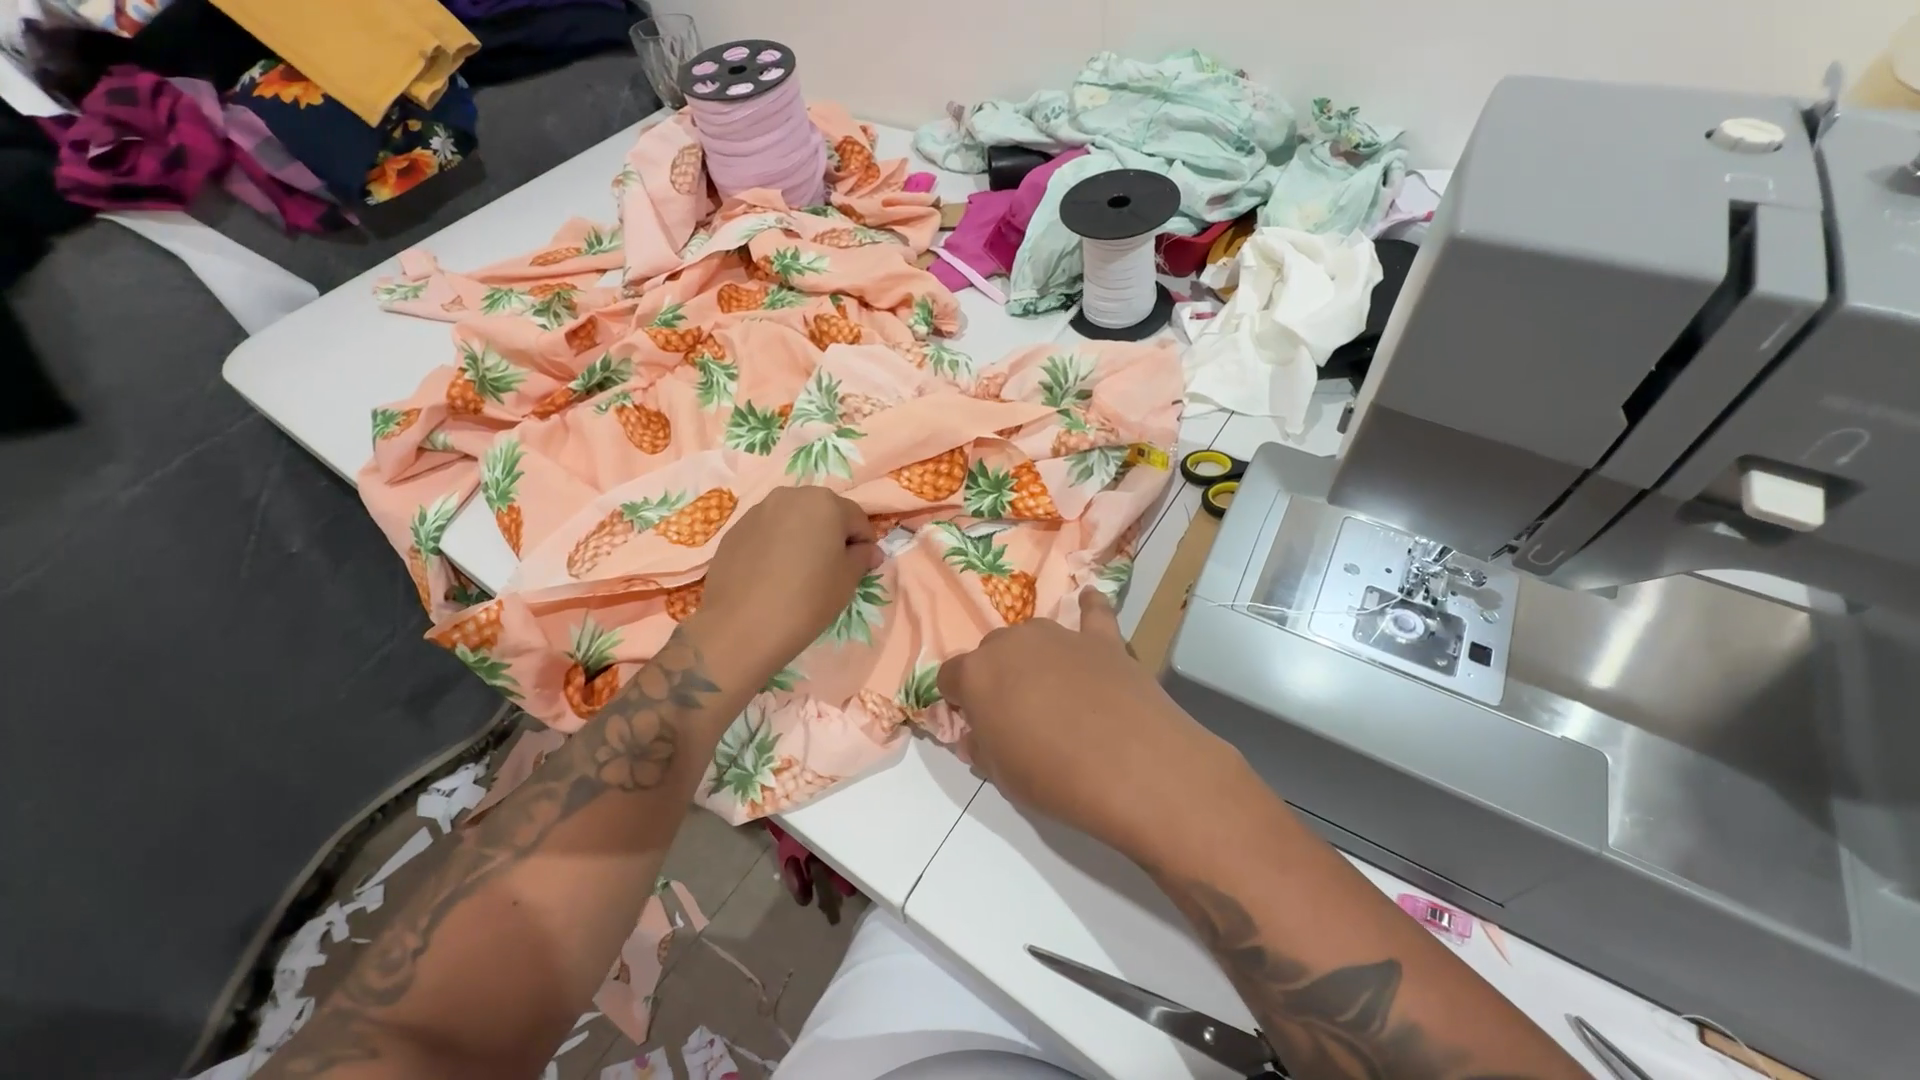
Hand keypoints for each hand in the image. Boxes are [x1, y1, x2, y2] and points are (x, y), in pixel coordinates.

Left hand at [698, 486, 880, 673]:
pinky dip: (775, 547)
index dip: (863, 544)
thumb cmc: (807, 600)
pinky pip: (766, 534)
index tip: (860, 570)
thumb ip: (862, 557)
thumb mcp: (847, 581)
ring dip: (801, 539)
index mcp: (824, 502)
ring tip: (797, 575)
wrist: (741, 626)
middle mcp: (789, 496)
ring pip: (792, 521)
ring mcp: (757, 511)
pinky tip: (771, 577)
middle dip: (830, 536)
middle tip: (828, 571)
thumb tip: (867, 550)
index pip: (857, 519)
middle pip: (822, 513)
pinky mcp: (734, 531)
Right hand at [938, 590, 1244, 858]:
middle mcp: (1012, 643)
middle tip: (1017, 715)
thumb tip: (976, 736)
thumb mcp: (1001, 776)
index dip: (958, 701)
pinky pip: (1092, 613)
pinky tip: (1090, 602)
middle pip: (992, 653)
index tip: (974, 724)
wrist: (1134, 768)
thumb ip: (981, 747)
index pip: (949, 678)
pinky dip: (1089, 609)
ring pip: (1034, 636)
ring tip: (1054, 689)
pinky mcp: (1104, 639)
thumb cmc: (1054, 778)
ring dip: (1035, 656)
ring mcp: (1060, 635)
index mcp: (976, 674)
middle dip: (997, 678)